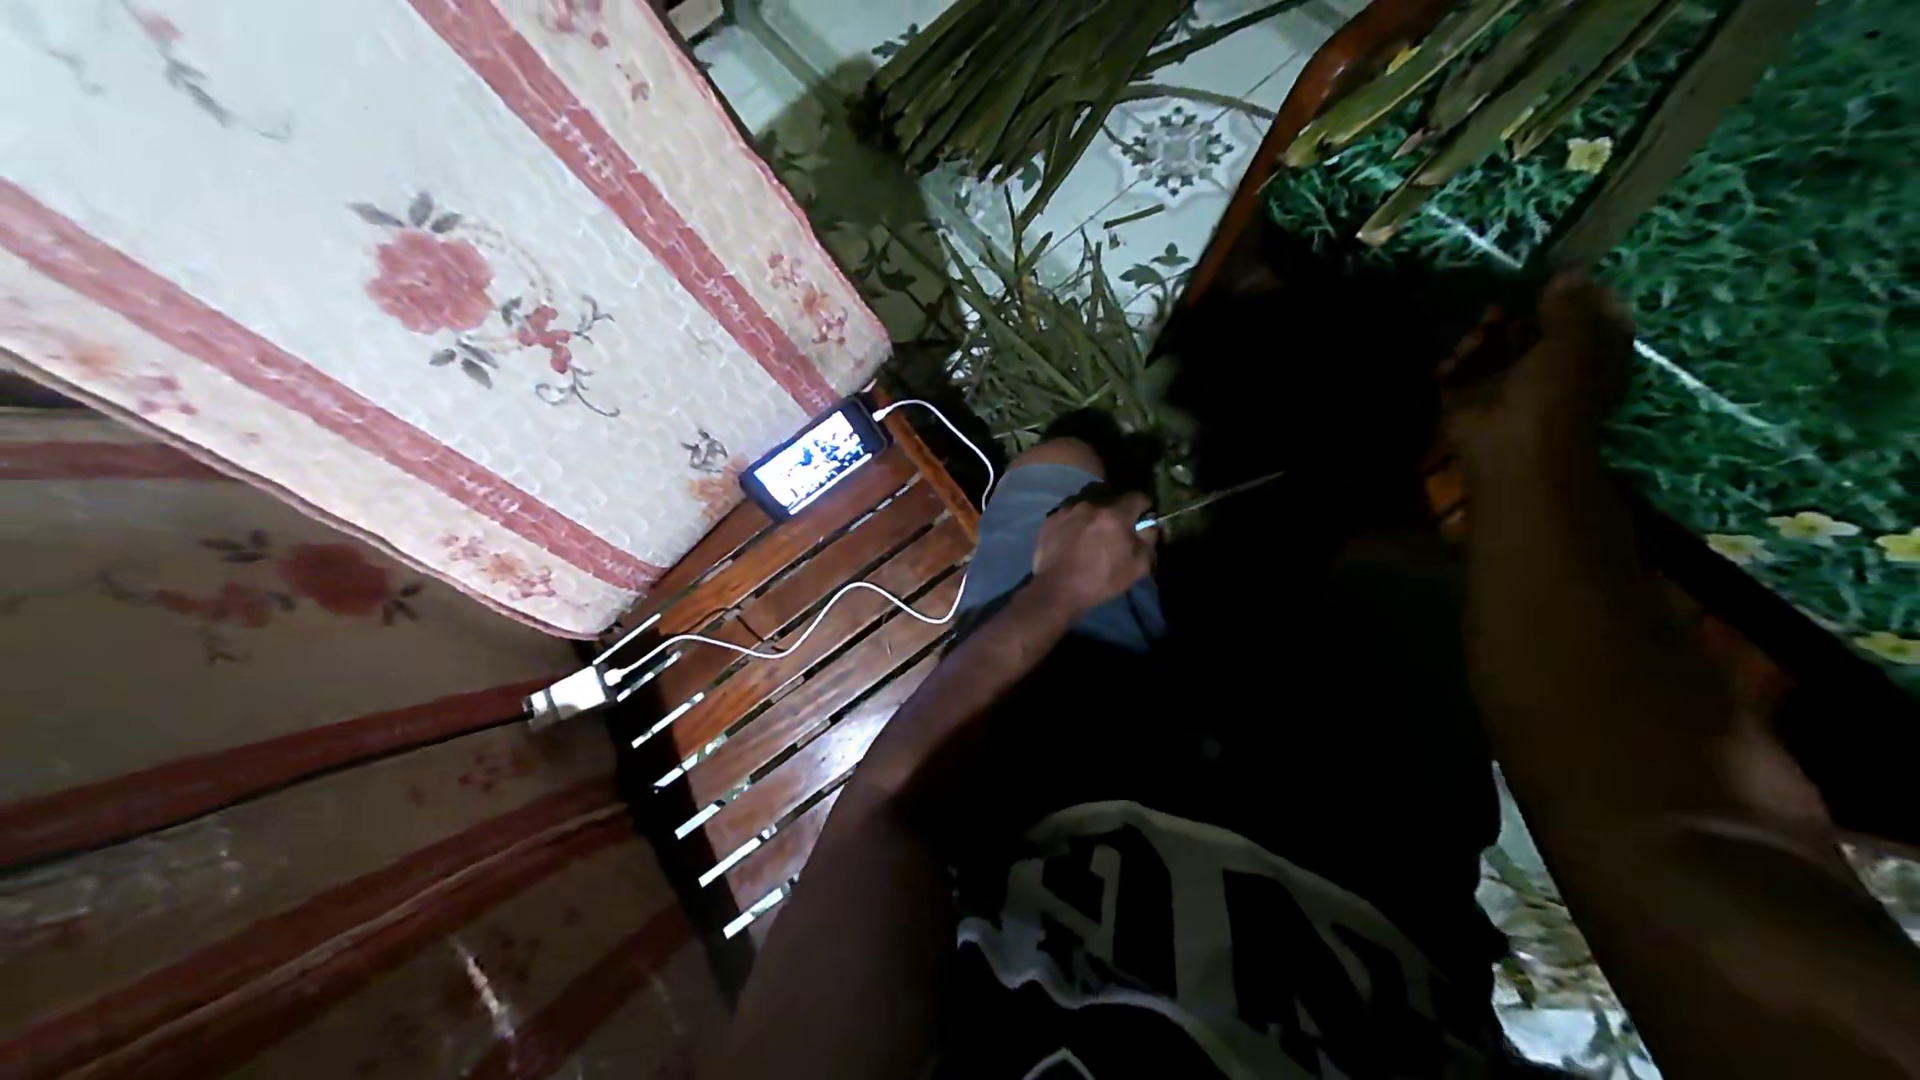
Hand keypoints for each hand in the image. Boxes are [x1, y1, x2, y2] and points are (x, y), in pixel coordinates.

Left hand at [1030, 491, 1155, 616]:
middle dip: (1117, 508)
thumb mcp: (1138, 566)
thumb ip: (1149, 540)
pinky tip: (1073, 536)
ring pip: (1087, 502)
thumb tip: (1150, 526)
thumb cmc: (1101, 580)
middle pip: (1110, 496)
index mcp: (1114, 514)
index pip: (1137, 496)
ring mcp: (1067, 510)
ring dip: (1094, 513)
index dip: (1144, 505)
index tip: (1144, 515)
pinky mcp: (1050, 519)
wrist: (1058, 590)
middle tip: (1117, 526)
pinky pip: (1069, 513)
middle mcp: (1090, 504)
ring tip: (1092, 531)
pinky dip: (1075, 520)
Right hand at [1444, 272, 1633, 465]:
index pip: (1585, 314)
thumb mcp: (1572, 341)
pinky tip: (1450, 363)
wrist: (1506, 445)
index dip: (1570, 294)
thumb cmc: (1552, 392)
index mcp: (1586, 354)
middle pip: (1530, 326)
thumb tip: (1567, 272)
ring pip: (1490, 344)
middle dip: (1515, 314)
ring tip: (1474, 338)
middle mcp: (1547, 365)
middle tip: (1500, 307)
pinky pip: (1457, 369)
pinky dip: (1452, 363)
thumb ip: (1567, 306)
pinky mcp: (1466, 396)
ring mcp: (1503, 382)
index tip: (1551, 278)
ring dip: (1479, 336)